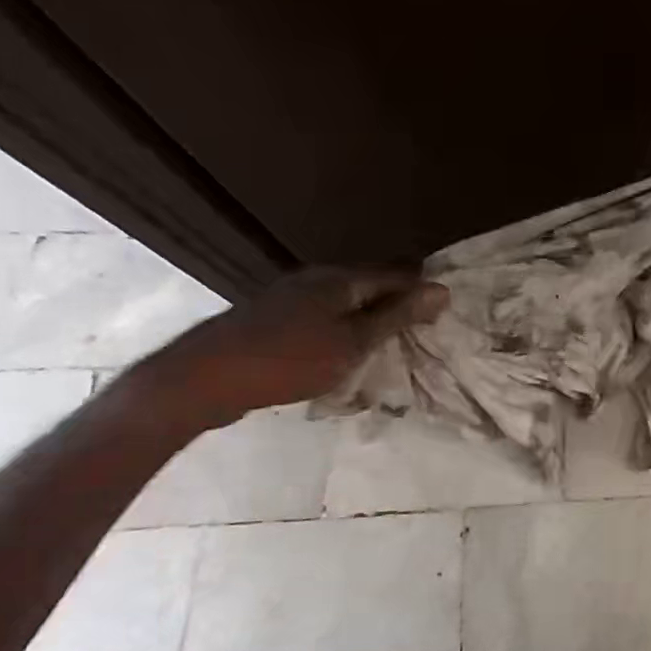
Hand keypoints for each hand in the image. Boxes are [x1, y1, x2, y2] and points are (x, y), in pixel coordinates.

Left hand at [121, 268, 449, 434]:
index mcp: (342, 278)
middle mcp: (318, 277)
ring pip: (344, 299)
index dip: (421, 288)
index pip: (397, 273)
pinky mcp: (273, 317)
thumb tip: (441, 289)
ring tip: (387, 339)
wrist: (207, 377)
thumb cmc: (290, 360)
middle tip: (420, 326)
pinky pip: (323, 314)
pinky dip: (342, 326)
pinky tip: (342, 347)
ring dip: (368, 315)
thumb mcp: (354, 343)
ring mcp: (291, 295)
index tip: (443, 308)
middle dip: (396, 300)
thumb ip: (397, 316)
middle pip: (369, 283)